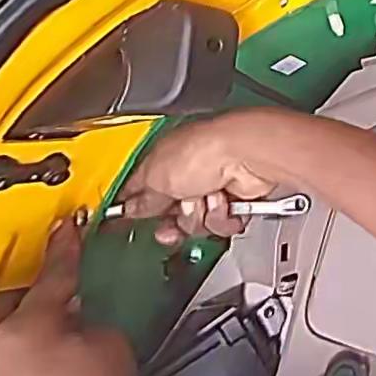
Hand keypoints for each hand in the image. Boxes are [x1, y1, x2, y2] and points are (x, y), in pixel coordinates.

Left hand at [0, 220, 134, 375]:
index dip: (65, 246)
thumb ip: (96, 321)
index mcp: (25, 328)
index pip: (52, 273)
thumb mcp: (112, 351)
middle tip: (60, 291)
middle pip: (2, 300)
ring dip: (16, 329)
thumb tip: (83, 319)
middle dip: (30, 292)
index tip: (67, 229)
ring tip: (52, 339)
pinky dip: (5, 363)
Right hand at [118, 109, 291, 241]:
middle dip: (175, 219)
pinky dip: (223, 217)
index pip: (144, 189)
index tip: (130, 221)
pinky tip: (225, 203)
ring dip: (201, 217)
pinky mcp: (238, 199)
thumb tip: (130, 208)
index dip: (137, 208)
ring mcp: (216, 186)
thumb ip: (141, 199)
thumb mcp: (156, 177)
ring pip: (196, 224)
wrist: (246, 155)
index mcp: (167, 158)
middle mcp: (191, 172)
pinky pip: (221, 225)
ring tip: (208, 199)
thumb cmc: (204, 150)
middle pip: (172, 214)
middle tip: (181, 210)